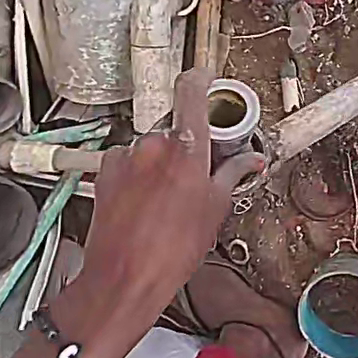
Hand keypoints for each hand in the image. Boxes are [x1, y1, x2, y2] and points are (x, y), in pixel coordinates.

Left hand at [63, 69, 263, 355]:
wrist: (124, 277)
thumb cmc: (171, 250)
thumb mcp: (215, 209)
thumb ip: (232, 173)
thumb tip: (250, 161)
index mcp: (186, 149)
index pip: (191, 91)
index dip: (201, 79)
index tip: (206, 79)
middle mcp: (153, 145)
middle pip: (175, 126)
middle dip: (188, 143)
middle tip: (197, 173)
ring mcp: (126, 157)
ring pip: (152, 145)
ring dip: (162, 161)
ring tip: (169, 198)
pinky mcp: (106, 171)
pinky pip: (130, 160)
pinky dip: (140, 172)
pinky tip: (146, 202)